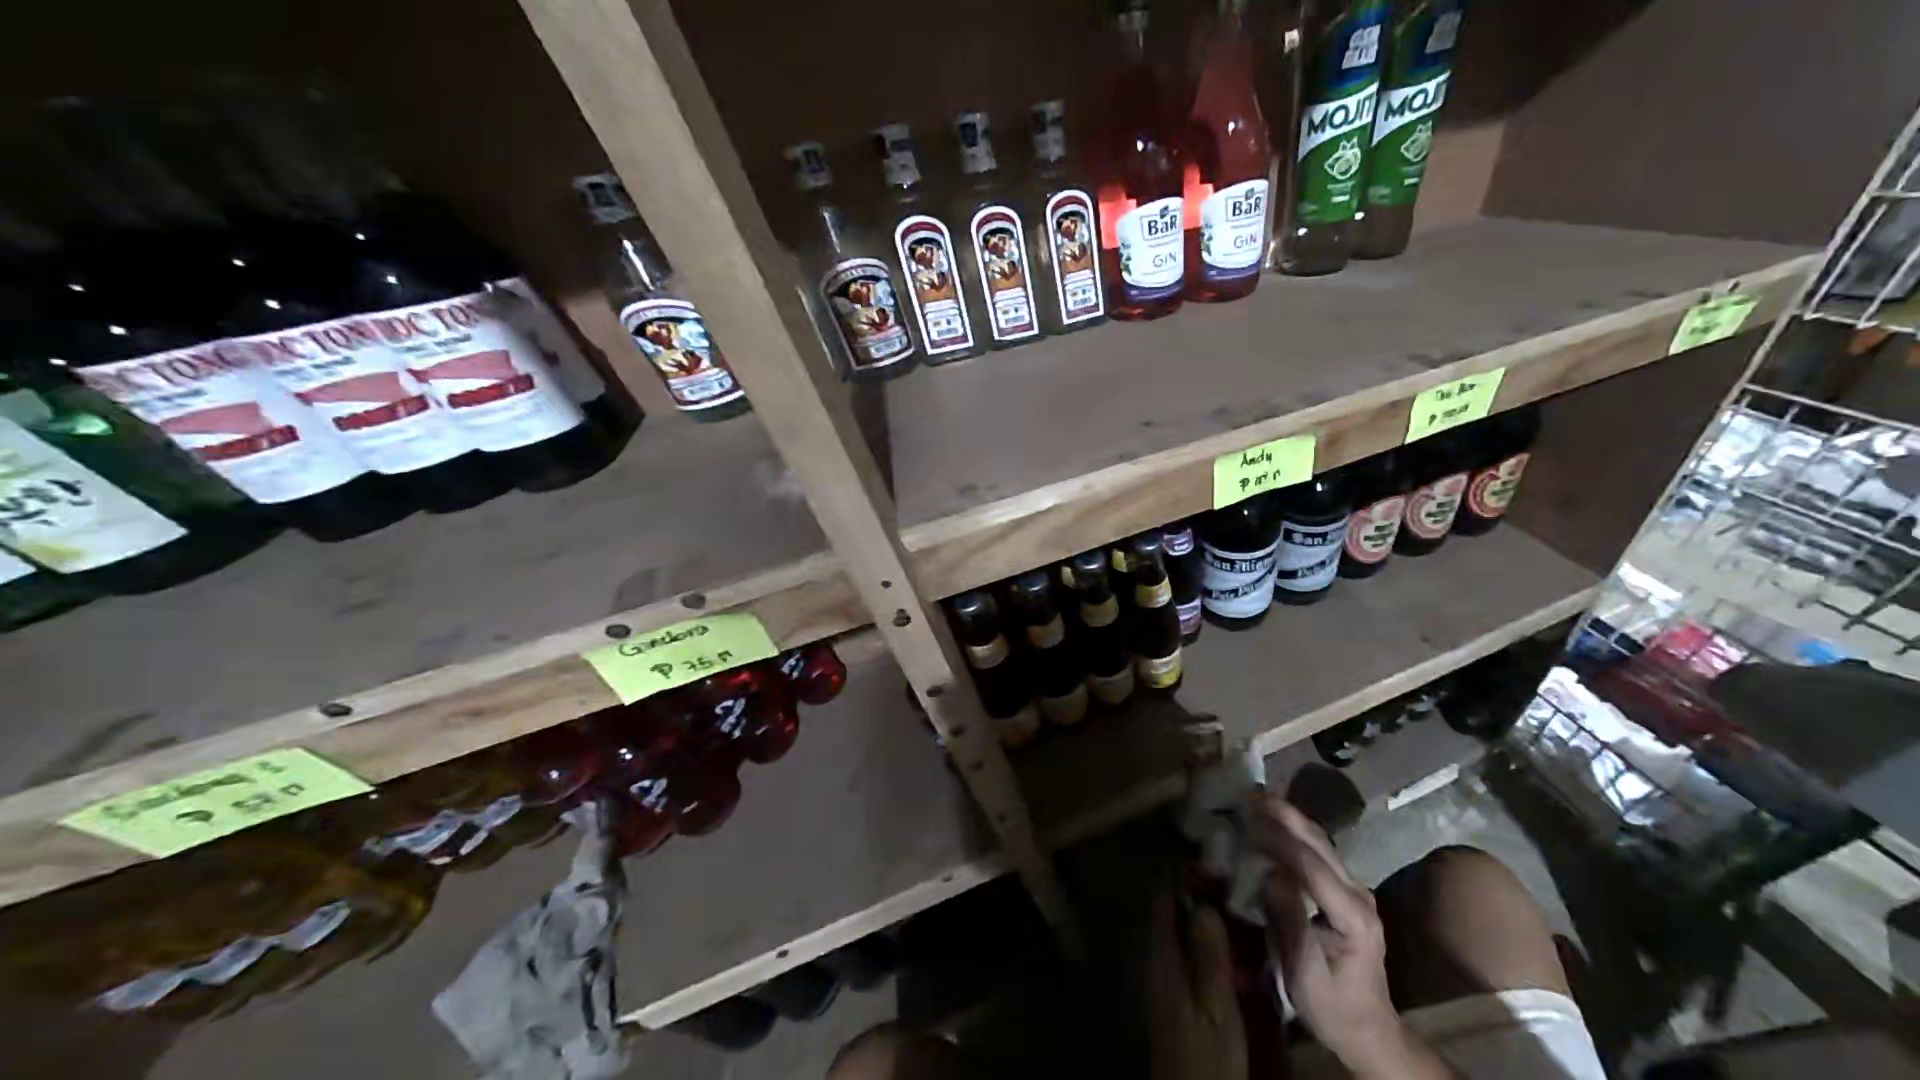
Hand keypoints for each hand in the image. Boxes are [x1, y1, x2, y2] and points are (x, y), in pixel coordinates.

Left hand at [1146, 887, 1246, 1079]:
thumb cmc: (1206, 1052)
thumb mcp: (1215, 1003)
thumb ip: (1208, 952)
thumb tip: (1205, 901)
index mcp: (1163, 953)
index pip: (1164, 895)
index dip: (1185, 872)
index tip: (1217, 856)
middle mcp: (1161, 957)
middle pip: (1176, 910)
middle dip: (1202, 891)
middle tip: (1240, 878)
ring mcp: (1171, 976)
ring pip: (1187, 931)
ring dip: (1211, 916)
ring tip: (1246, 903)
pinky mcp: (1183, 995)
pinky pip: (1196, 953)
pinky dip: (1215, 942)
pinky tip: (1242, 947)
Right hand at [1252, 797, 1453, 1079]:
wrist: (1367, 1029)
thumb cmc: (1333, 1008)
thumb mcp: (1306, 976)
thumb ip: (1290, 923)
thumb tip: (1270, 875)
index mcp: (1354, 917)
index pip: (1313, 868)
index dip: (1279, 842)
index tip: (1246, 822)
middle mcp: (1359, 895)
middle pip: (1320, 846)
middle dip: (1285, 816)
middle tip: (1249, 794)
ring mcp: (1354, 891)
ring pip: (1321, 843)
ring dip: (1288, 819)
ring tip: (1256, 799)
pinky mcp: (1344, 891)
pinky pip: (1317, 853)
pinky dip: (1292, 832)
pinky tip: (1272, 821)